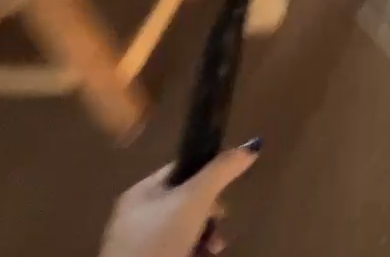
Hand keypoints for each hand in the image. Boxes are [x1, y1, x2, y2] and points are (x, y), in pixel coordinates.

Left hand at [99, 143, 259, 256]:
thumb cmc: (162, 238)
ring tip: (214, 247)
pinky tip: (203, 255)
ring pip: (186, 227)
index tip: (225, 191)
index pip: (185, 168)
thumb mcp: (196, 198)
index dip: (210, 175)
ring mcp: (139, 243)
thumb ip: (223, 169)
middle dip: (211, 212)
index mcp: (141, 192)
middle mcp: (137, 214)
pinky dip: (195, 250)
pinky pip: (178, 247)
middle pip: (189, 200)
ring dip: (207, 234)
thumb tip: (253, 144)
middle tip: (219, 222)